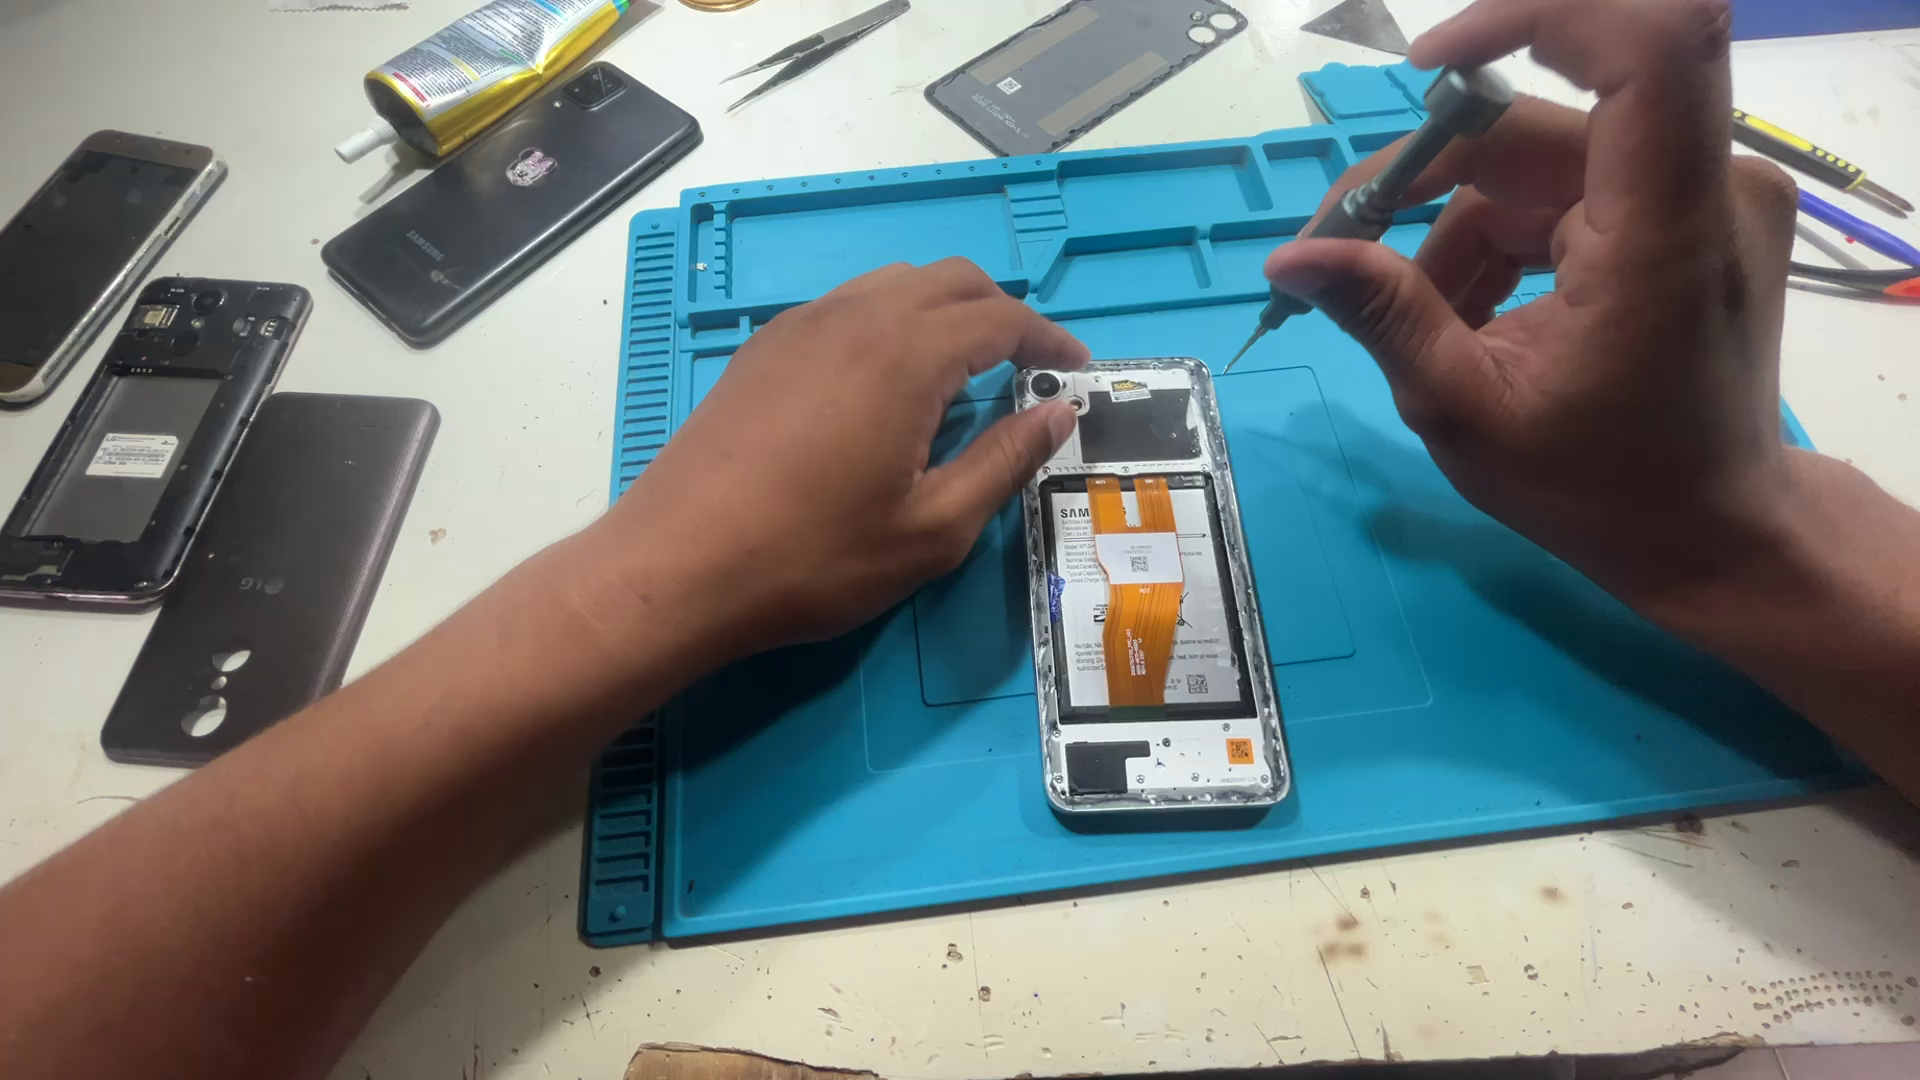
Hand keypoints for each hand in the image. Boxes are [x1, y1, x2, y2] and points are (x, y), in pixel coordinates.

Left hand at [582, 259, 1086, 665]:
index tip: (1075, 368)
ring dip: (943, 313)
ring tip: (963, 370)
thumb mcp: (933, 528)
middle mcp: (853, 318)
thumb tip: (1059, 414)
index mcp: (905, 355)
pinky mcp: (762, 350)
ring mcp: (799, 327)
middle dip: (1000, 314)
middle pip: (948, 282)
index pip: (1000, 319)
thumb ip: (1004, 461)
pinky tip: (885, 380)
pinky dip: (889, 323)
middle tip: (1026, 366)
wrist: (678, 567)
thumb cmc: (815, 559)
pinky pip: (845, 309)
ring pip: (893, 286)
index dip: (1047, 339)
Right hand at [1263, 0, 1798, 606]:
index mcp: (1663, 224)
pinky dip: (1484, 257)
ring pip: (1523, 179)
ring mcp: (1683, 202)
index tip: (1419, 67)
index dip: (1533, 17)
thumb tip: (1290, 262)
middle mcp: (1693, 184)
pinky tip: (1464, 324)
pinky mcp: (1663, 226)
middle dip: (1414, 188)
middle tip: (1332, 256)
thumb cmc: (1589, 482)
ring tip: (1417, 330)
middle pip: (1530, 132)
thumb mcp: (1460, 406)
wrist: (1698, 527)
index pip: (1644, 45)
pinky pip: (1546, 210)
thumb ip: (1381, 317)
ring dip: (1444, 245)